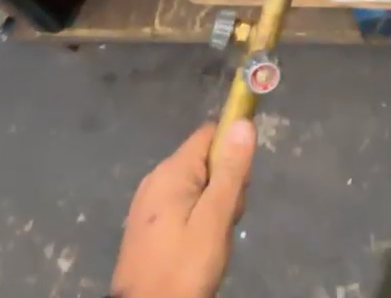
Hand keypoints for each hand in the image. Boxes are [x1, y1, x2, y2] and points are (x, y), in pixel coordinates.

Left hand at [112, 120, 256, 297]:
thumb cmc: (183, 267)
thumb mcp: (214, 218)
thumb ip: (230, 170)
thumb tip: (242, 122)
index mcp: (170, 172)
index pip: (211, 134)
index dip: (232, 150)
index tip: (241, 183)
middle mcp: (156, 180)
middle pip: (206, 161)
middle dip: (226, 185)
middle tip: (227, 220)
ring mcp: (149, 204)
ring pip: (198, 186)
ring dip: (215, 206)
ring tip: (214, 240)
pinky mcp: (148, 226)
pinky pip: (184, 206)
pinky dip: (199, 220)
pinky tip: (200, 248)